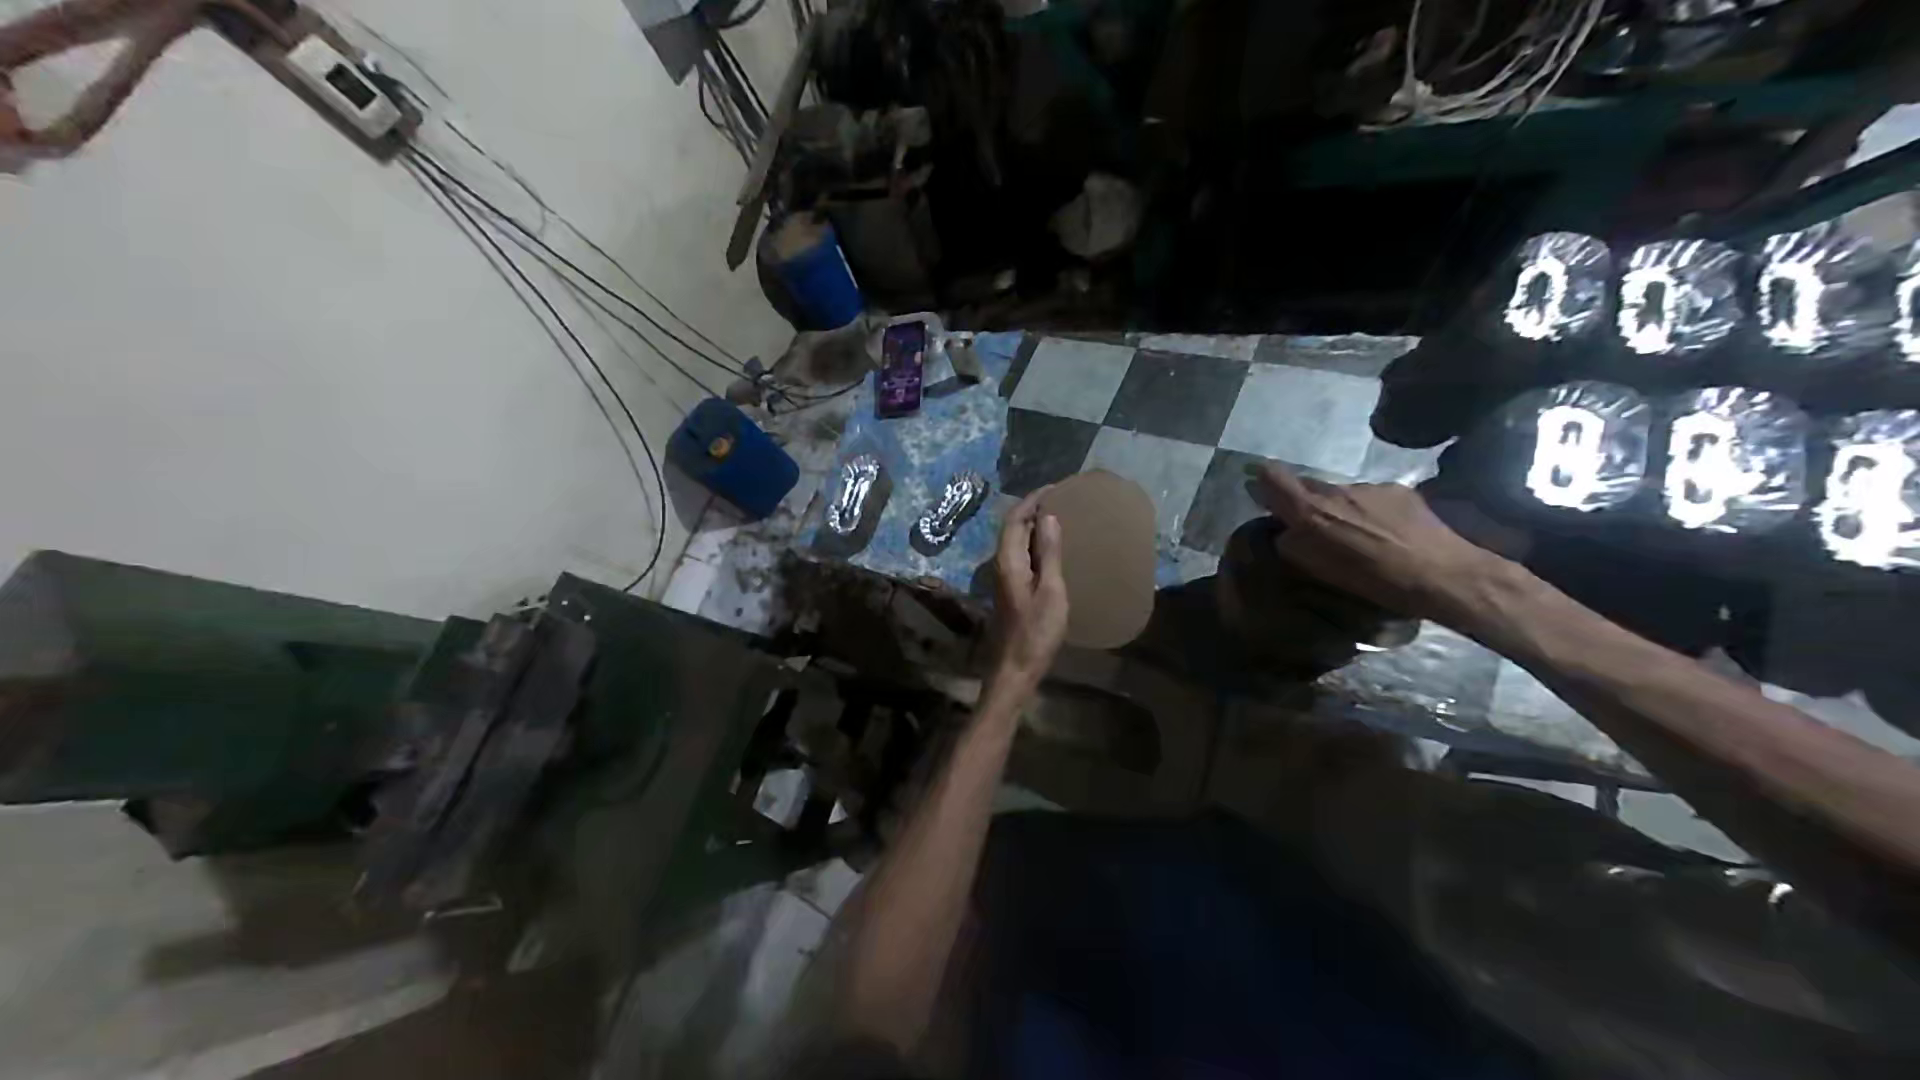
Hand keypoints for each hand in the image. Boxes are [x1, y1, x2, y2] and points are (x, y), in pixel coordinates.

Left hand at [989, 489, 1068, 695]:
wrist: (1016, 668)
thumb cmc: (1036, 632)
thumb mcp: (1050, 591)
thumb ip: (1049, 553)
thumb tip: (1048, 516)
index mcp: (1008, 560)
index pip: (1016, 518)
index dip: (1033, 499)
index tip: (1056, 487)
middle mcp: (1001, 563)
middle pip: (1013, 526)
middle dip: (1034, 507)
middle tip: (1062, 498)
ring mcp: (1004, 577)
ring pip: (1016, 540)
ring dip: (1034, 524)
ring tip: (1061, 516)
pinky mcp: (1011, 588)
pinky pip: (1022, 554)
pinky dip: (1036, 542)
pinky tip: (1053, 547)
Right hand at [1247, 464, 1506, 625]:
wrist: (1445, 575)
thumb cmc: (1376, 580)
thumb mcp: (1322, 571)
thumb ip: (1294, 546)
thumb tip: (1286, 533)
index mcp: (1312, 511)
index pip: (1272, 477)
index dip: (1262, 481)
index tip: (1260, 490)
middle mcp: (1336, 491)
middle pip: (1309, 488)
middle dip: (1306, 503)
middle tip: (1317, 529)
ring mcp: (1369, 487)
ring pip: (1342, 494)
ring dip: (1342, 509)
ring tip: (1359, 537)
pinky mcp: (1398, 490)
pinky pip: (1370, 497)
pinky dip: (1370, 511)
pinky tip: (1386, 533)